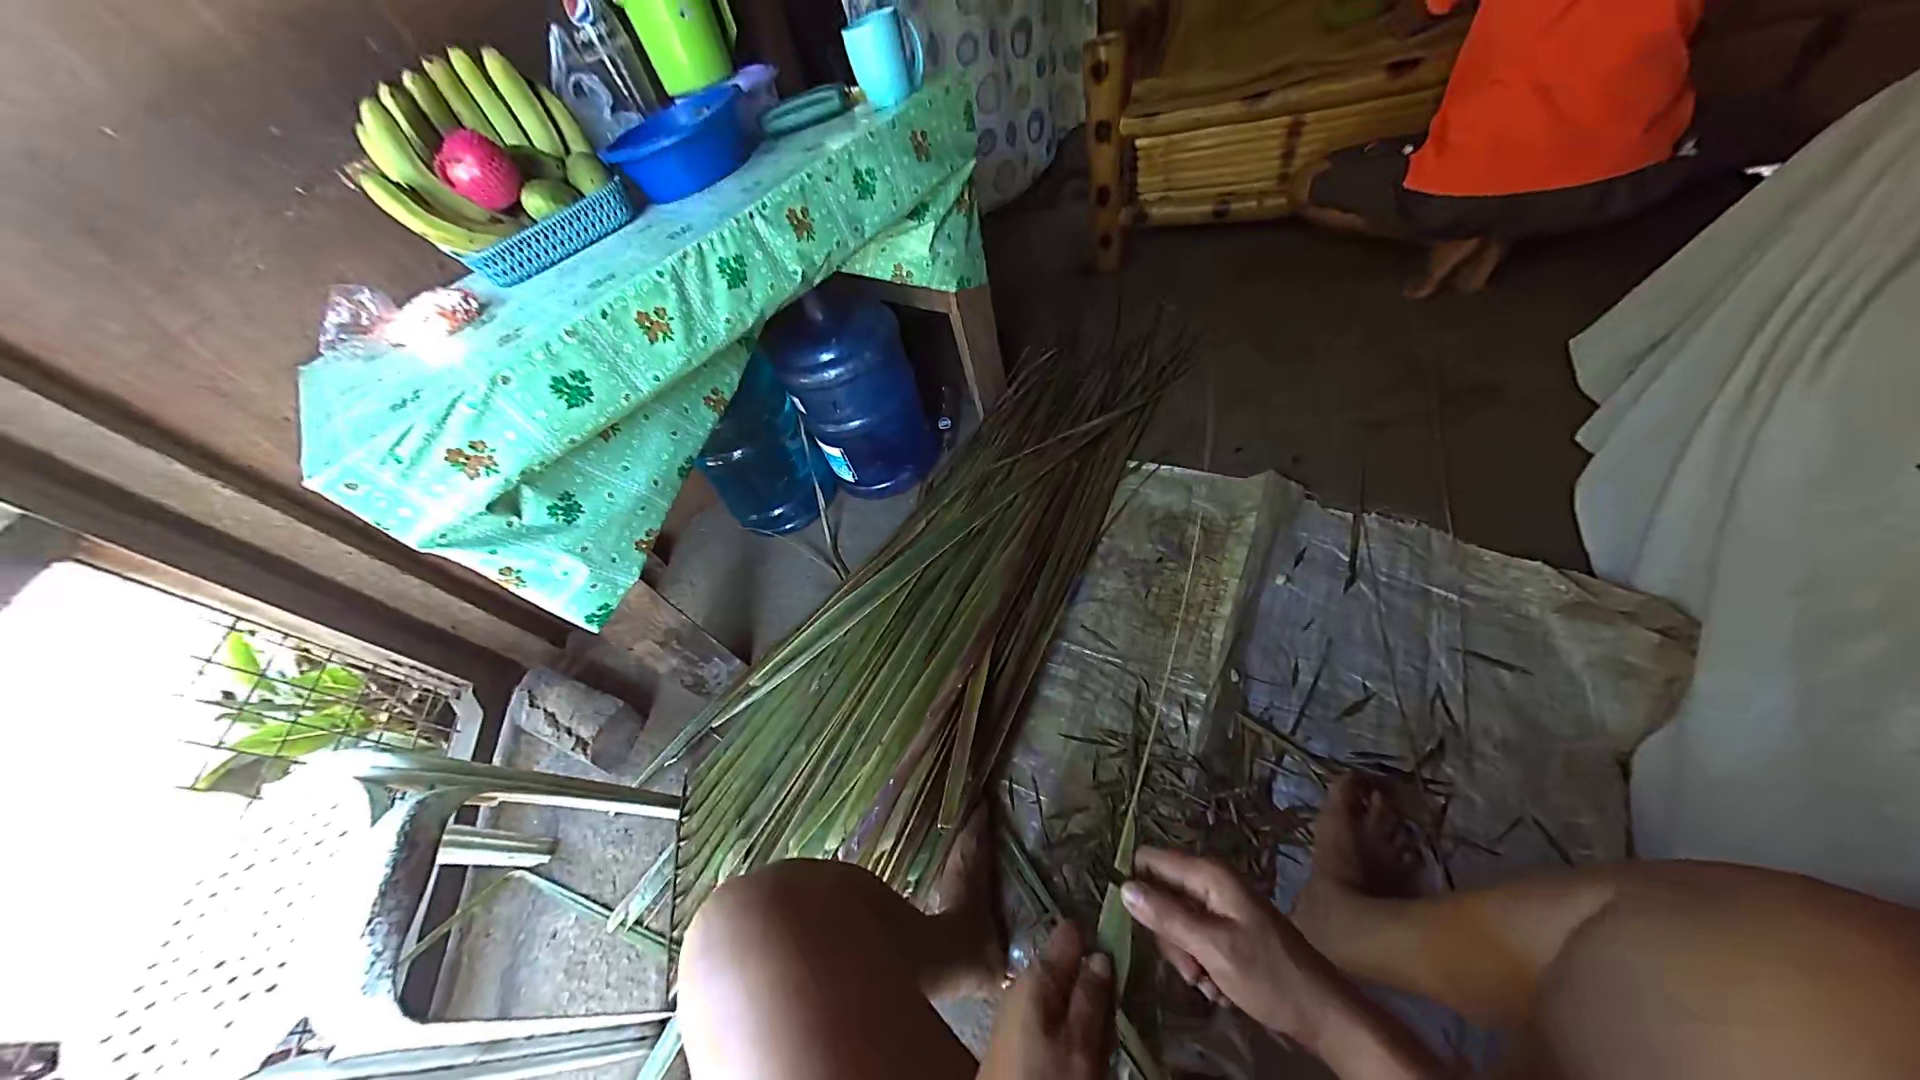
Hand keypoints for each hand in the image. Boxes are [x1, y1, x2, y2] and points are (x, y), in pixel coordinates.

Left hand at [977, 920, 1111, 1079]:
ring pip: (1061, 993)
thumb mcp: (1079, 1046)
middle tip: (1125, 981)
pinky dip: (1072, 1021)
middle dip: (1092, 971)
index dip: (1095, 933)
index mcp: (1036, 976)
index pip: (1068, 935)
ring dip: (1085, 1001)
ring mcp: (1018, 1012)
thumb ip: (1090, 998)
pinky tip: (1088, 1036)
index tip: (1122, 936)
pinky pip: (1053, 1016)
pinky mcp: (1019, 1039)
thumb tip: (1101, 955)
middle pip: (1065, 965)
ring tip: (1113, 1011)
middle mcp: (1023, 985)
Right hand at [1122, 847, 1334, 1042]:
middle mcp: (1211, 881)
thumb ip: (1167, 917)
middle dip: (1167, 935)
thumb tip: (1123, 887)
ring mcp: (1220, 905)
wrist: (1325, 1015)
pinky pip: (1193, 937)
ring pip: (1173, 921)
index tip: (1140, 925)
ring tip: (1206, 979)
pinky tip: (1216, 984)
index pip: (1149, 860)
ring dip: (1182, 954)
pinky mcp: (1226, 928)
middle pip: (1160, 894)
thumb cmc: (1271, 977)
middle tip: (1189, 965)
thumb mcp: (1213, 948)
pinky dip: (1198, 963)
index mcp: (1209, 874)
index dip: (1137, 887)